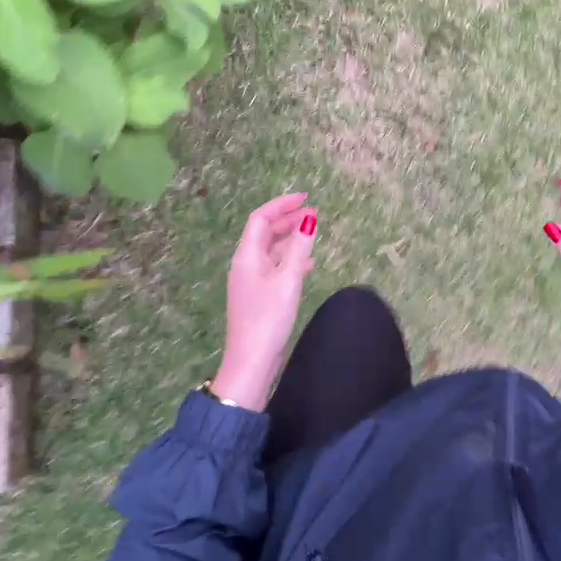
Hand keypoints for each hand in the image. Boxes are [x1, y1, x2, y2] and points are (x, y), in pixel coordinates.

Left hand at [210, 192, 316, 409]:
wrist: (251, 362)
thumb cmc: (268, 317)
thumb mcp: (288, 279)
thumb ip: (299, 248)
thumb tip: (309, 218)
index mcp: (247, 255)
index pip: (261, 218)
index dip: (282, 205)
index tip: (306, 198)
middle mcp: (245, 263)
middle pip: (265, 232)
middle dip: (288, 220)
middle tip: (315, 214)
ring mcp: (250, 281)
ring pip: (271, 250)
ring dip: (291, 239)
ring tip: (314, 234)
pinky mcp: (258, 296)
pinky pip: (274, 267)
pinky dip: (290, 259)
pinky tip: (308, 264)